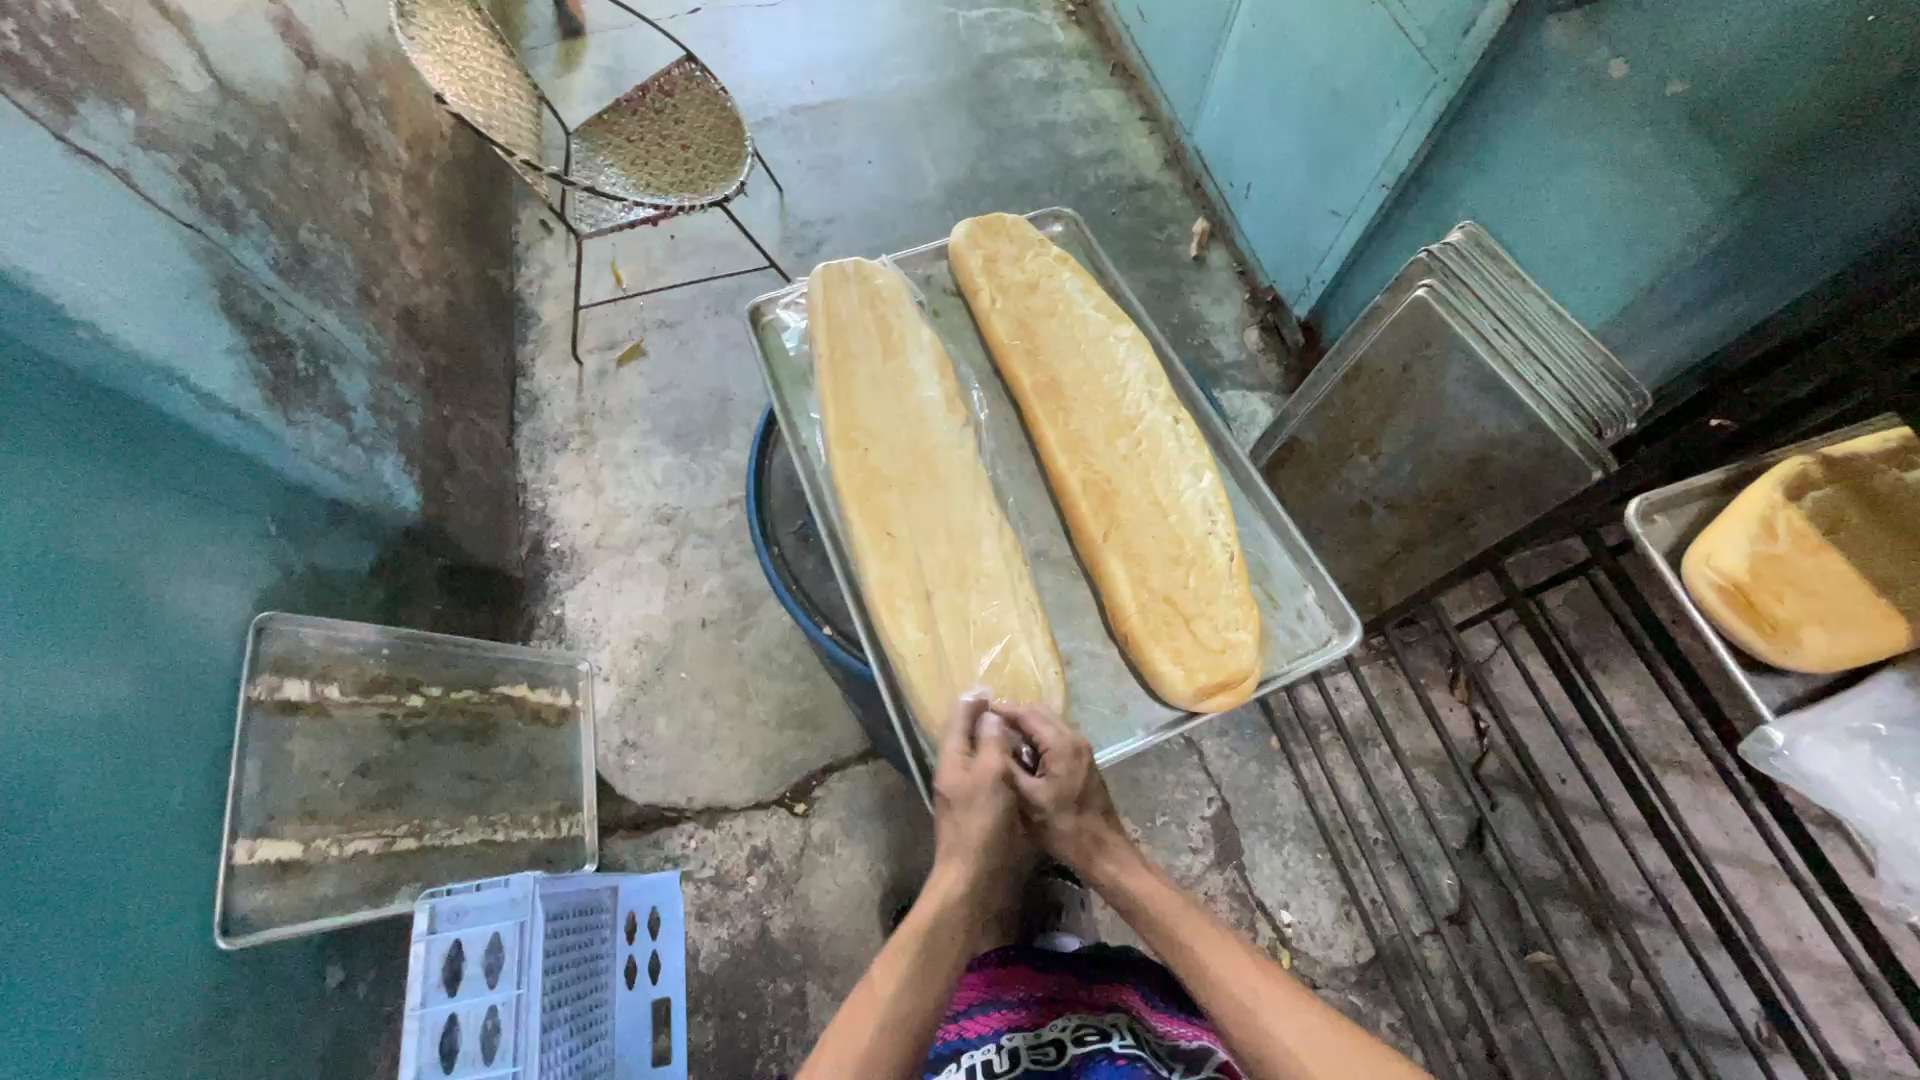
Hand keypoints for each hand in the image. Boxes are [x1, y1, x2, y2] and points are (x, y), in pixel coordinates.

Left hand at [929, 696, 1024, 894]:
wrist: (973, 881)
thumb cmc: (983, 825)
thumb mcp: (991, 775)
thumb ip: (992, 742)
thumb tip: (990, 715)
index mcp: (953, 760)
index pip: (958, 719)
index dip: (973, 702)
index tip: (992, 688)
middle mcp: (954, 773)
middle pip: (966, 737)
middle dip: (984, 720)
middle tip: (1009, 708)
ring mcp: (964, 795)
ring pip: (979, 758)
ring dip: (995, 742)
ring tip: (1019, 733)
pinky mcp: (978, 813)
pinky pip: (989, 778)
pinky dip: (1002, 766)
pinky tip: (1021, 768)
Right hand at [995, 703, 1132, 877]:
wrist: (1102, 850)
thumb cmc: (1063, 827)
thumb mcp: (1028, 799)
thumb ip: (1008, 765)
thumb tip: (990, 737)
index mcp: (1061, 744)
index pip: (1027, 713)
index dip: (1002, 710)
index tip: (978, 713)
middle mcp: (1074, 738)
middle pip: (1039, 713)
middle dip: (1013, 716)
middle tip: (986, 725)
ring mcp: (1082, 749)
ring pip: (1049, 724)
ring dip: (1026, 726)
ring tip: (1000, 738)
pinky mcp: (1083, 760)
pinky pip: (1056, 737)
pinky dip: (1038, 738)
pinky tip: (1022, 754)